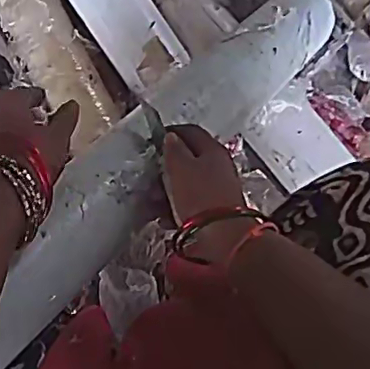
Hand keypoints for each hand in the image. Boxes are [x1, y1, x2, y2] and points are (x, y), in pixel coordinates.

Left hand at [0, 87, 79, 187]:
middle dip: (20, 113)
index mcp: (8, 99)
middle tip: (33, 119)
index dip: (38, 99)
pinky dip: (4, 145)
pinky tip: (16, 155)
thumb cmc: (30, 158)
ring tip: (27, 140)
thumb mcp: (58, 136)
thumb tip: (71, 108)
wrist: (6, 189)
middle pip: (7, 108)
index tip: (44, 103)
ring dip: (11, 130)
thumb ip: (65, 118)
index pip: (27, 93)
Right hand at [161, 124, 256, 261]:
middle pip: (187, 161)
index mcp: (212, 150)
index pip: (190, 132)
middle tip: (149, 179)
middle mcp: (217, 167)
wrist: (221, 236)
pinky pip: (188, 203)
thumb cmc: (199, 197)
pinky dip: (174, 208)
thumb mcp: (181, 169)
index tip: (152, 143)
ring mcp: (216, 190)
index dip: (170, 135)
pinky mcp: (212, 211)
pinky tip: (164, 218)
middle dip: (164, 170)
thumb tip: (170, 137)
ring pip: (185, 184)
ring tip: (152, 204)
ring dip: (165, 192)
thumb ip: (174, 151)